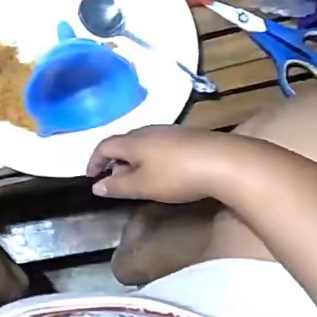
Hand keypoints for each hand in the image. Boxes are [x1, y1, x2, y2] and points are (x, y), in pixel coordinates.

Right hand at [86, 125, 245, 202]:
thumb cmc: (177, 175)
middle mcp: (149, 130)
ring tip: (138, 177)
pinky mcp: (189, 137)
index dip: (94, 161)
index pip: (105, 145)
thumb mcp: (143, 186)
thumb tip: (97, 185)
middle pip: (124, 141)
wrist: (225, 161)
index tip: (92, 177)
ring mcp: (171, 131)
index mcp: (133, 141)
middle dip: (115, 159)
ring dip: (134, 158)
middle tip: (114, 178)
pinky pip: (160, 144)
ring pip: (143, 142)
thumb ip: (118, 185)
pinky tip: (164, 172)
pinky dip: (152, 157)